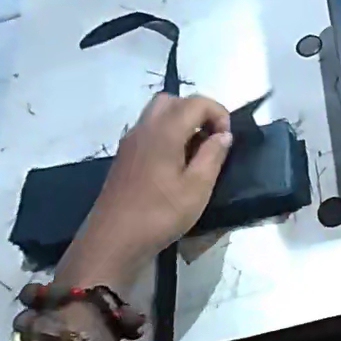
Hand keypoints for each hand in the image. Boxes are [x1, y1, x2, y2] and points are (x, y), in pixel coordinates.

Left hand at [56, 94, 232, 287]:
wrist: (114, 240)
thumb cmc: (160, 214)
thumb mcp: (198, 188)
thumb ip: (213, 155)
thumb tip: (224, 135)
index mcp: (164, 132)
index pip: (196, 102)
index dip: (219, 114)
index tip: (226, 140)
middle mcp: (144, 128)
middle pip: (174, 100)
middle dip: (199, 112)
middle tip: (212, 138)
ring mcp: (131, 142)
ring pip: (159, 113)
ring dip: (182, 122)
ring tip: (197, 151)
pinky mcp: (125, 156)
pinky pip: (149, 130)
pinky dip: (168, 134)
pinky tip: (177, 163)